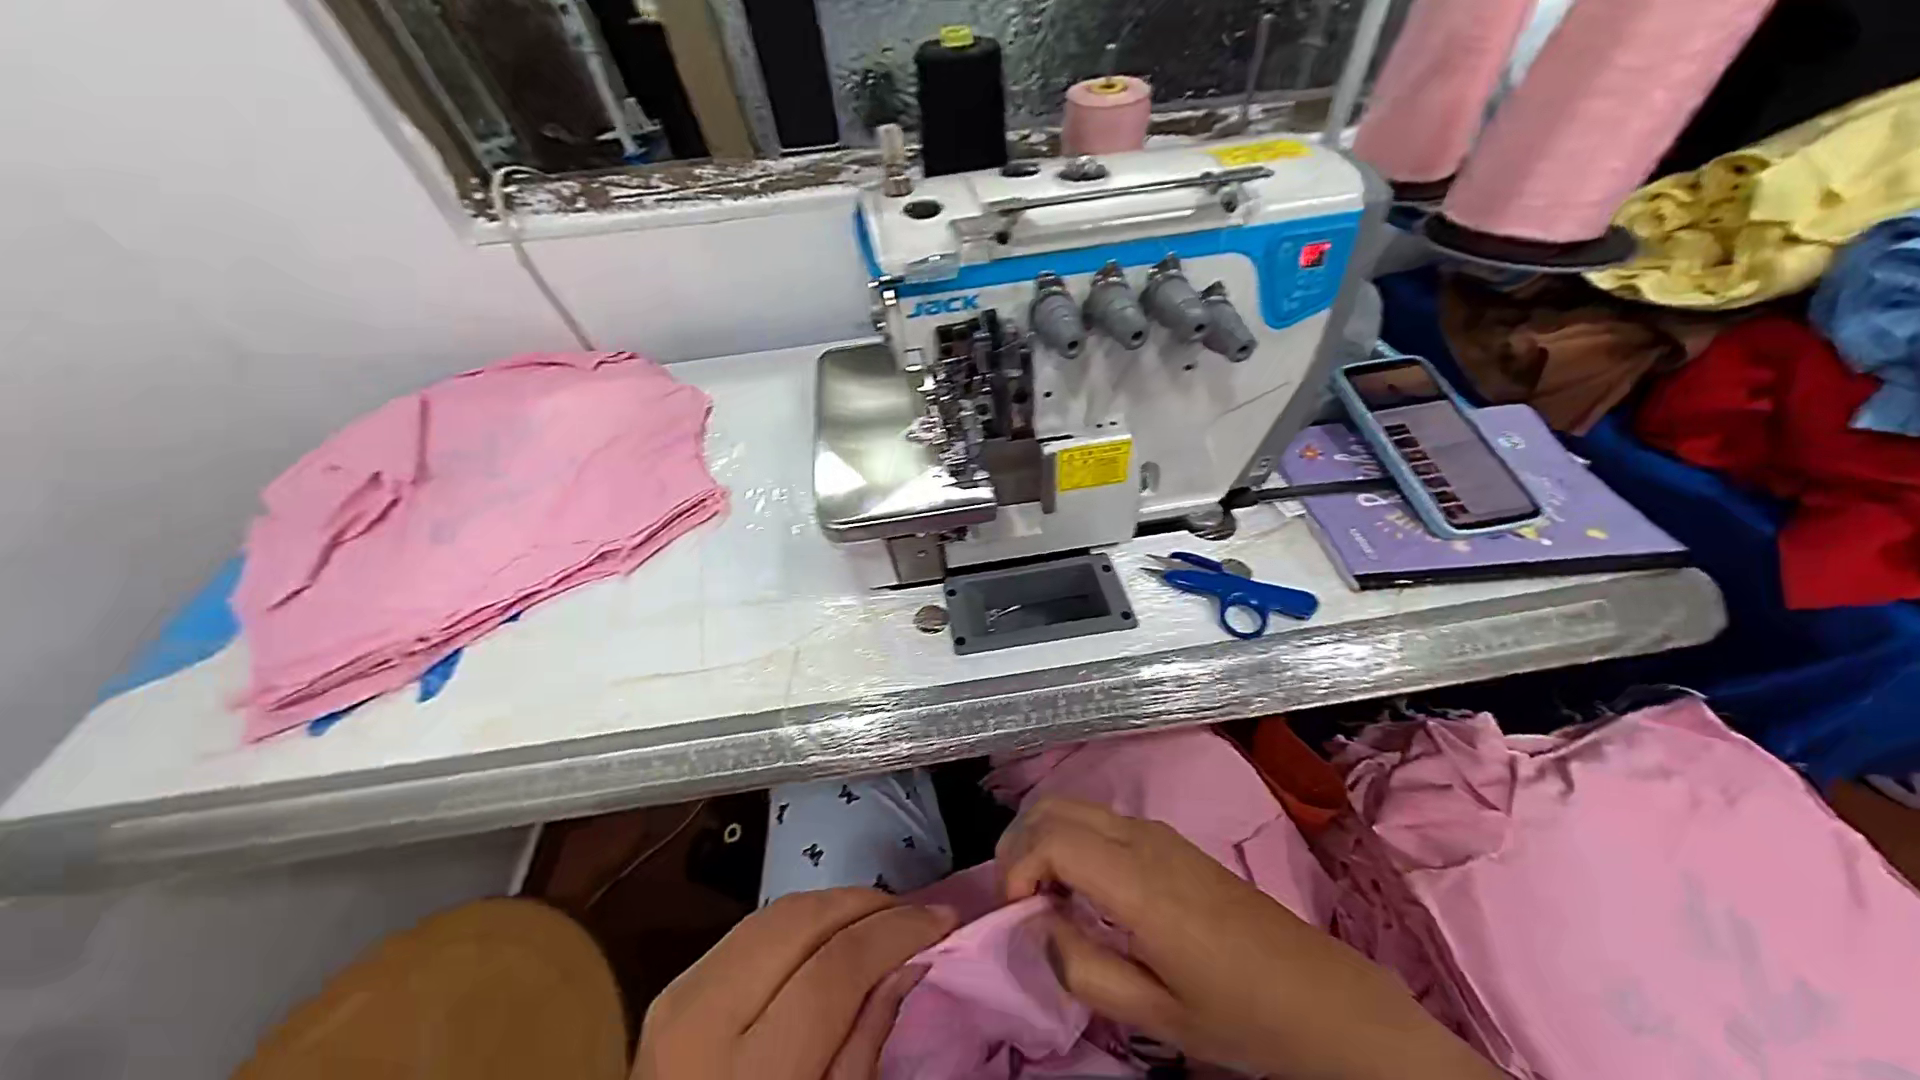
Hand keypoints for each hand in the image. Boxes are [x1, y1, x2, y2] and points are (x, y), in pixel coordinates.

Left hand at [633, 887, 956, 1079]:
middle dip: (870, 905)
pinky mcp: (676, 985)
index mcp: (752, 1074)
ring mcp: (682, 994)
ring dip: (839, 904)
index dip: (896, 931)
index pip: (835, 968)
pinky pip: (754, 926)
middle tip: (916, 915)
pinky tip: (833, 930)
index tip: (942, 919)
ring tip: (882, 919)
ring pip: (778, 911)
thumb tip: (907, 960)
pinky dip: (803, 918)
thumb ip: (866, 1041)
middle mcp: (705, 1019)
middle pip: (803, 920)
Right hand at [999, 799, 1502, 1079]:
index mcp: (1138, 881)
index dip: (1016, 867)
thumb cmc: (1239, 1013)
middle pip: (1056, 807)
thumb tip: (1040, 926)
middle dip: (1019, 843)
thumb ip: (1082, 969)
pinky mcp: (1171, 840)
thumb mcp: (1155, 1015)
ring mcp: (1160, 833)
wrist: (1321, 998)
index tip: (1014, 913)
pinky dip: (1071, 837)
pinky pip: (1101, 819)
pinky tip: (1079, 884)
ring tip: (1039, 892)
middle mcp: (1144, 840)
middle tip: (1014, 896)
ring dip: (1043, 837)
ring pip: (1076, 805)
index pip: (1052, 837)